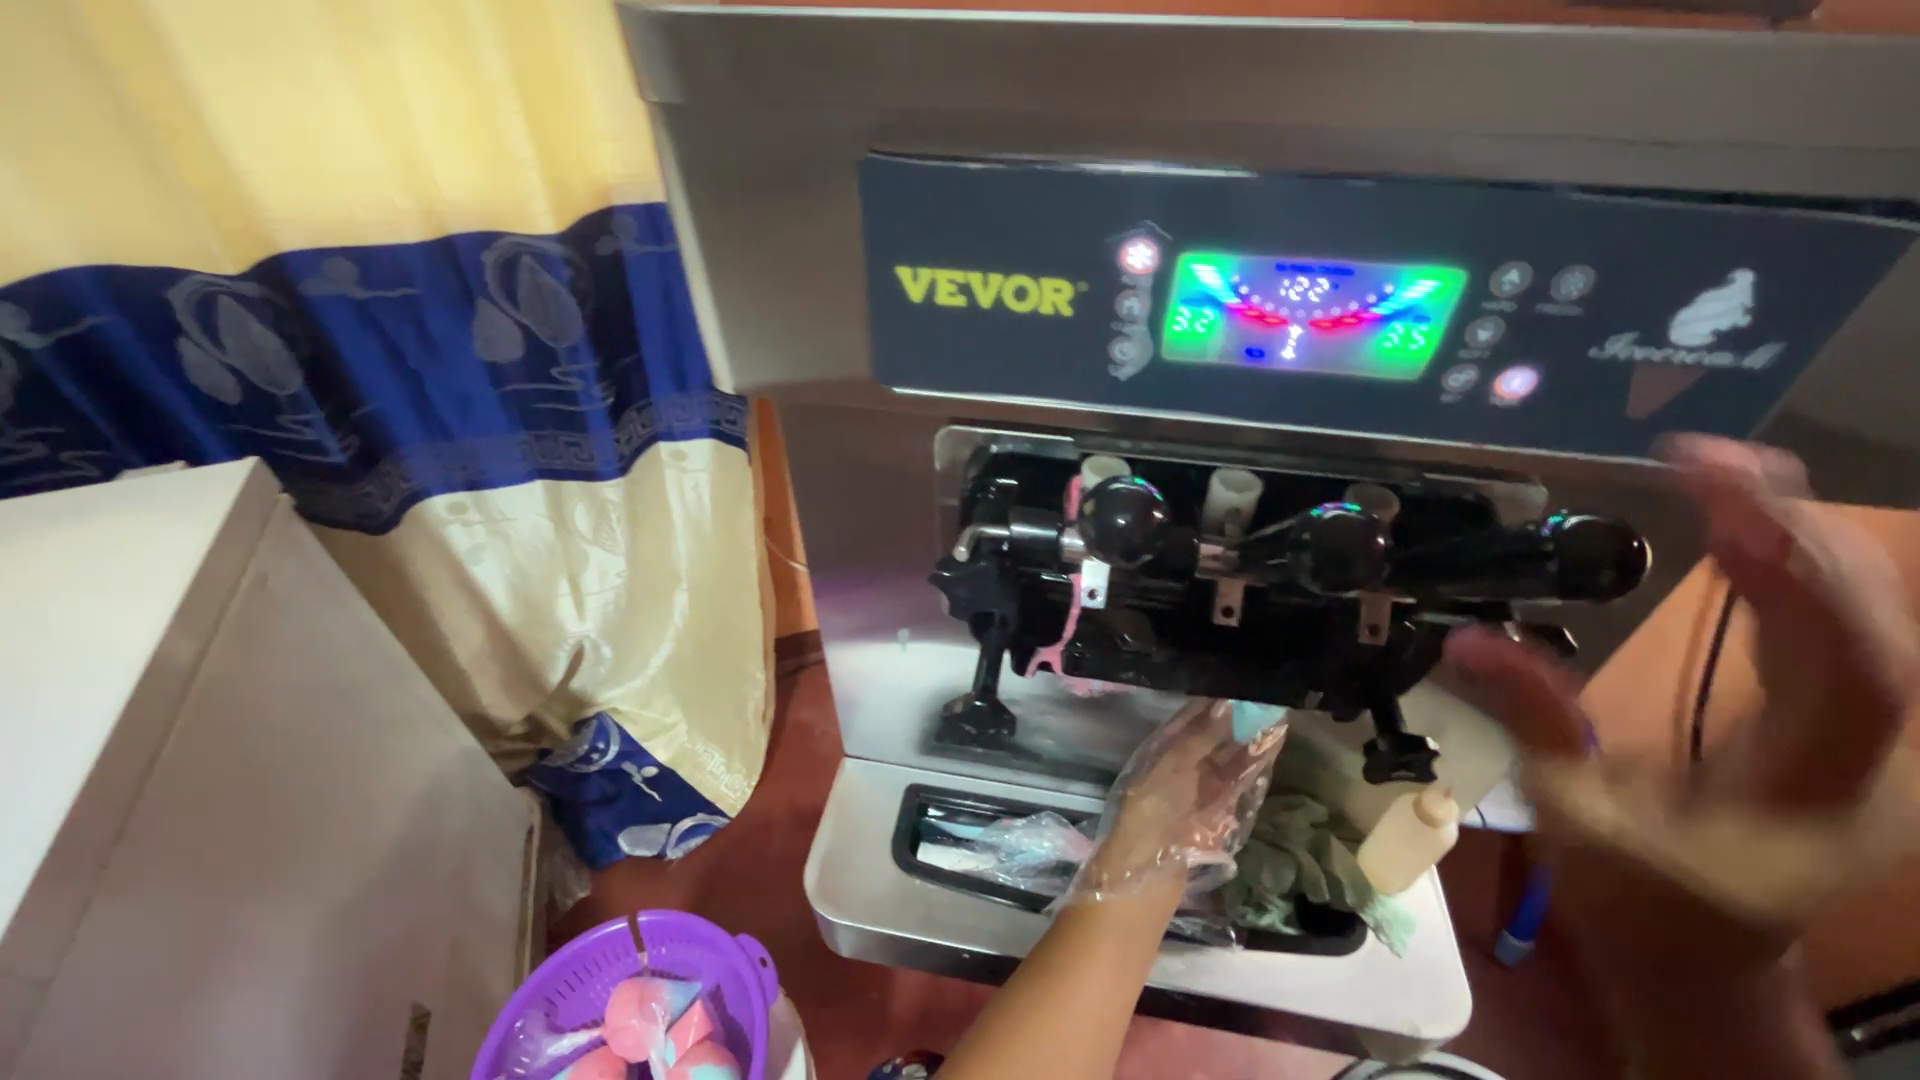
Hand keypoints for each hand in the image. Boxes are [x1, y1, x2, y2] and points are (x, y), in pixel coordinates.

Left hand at [1073, 698, 1286, 901]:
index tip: (1238, 684)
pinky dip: (1255, 762)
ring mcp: (1201, 787)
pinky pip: (1239, 779)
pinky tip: (1273, 744)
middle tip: (1265, 696)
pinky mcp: (1219, 808)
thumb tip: (1224, 704)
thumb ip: (1199, 737)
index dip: (1211, 702)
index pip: (1189, 718)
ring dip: (1251, 736)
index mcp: (1160, 750)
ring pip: (1230, 755)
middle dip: (1236, 717)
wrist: (1147, 872)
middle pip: (1213, 735)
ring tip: (1276, 713)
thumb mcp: (1171, 768)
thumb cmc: (1151, 812)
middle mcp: (1181, 764)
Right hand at [1445, 435, 1919, 1071]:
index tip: (1720, 491)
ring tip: (1722, 477)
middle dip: (1796, 523)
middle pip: (1876, 617)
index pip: (1844, 659)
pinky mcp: (1849, 725)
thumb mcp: (1573, 815)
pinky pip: (1846, 628)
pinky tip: (1747, 535)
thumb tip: (1465, 637)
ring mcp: (1875, 740)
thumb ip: (1533, 720)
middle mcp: (1873, 753)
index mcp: (1811, 783)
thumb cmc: (1638, 900)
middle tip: (1703, 458)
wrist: (1702, 960)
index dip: (1797, 568)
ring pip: (1876, 614)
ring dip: (1802, 535)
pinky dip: (1799, 568)